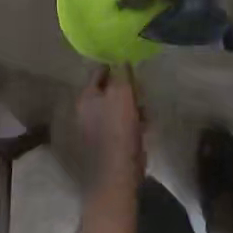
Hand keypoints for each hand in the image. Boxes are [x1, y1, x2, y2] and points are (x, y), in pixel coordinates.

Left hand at [54, 66, 144, 201]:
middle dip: (129, 90)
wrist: (118, 172)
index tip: (133, 69)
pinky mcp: (110, 141)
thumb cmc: (118, 129)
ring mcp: (97, 127)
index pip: (100, 71)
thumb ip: (122, 74)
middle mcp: (87, 110)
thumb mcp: (122, 94)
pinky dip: (135, 123)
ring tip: (145, 114)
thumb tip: (121, 60)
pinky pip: (124, 124)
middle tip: (141, 94)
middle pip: (112, 89)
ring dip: (135, 107)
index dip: (117, 67)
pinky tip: (144, 128)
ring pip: (120, 106)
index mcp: (86, 97)